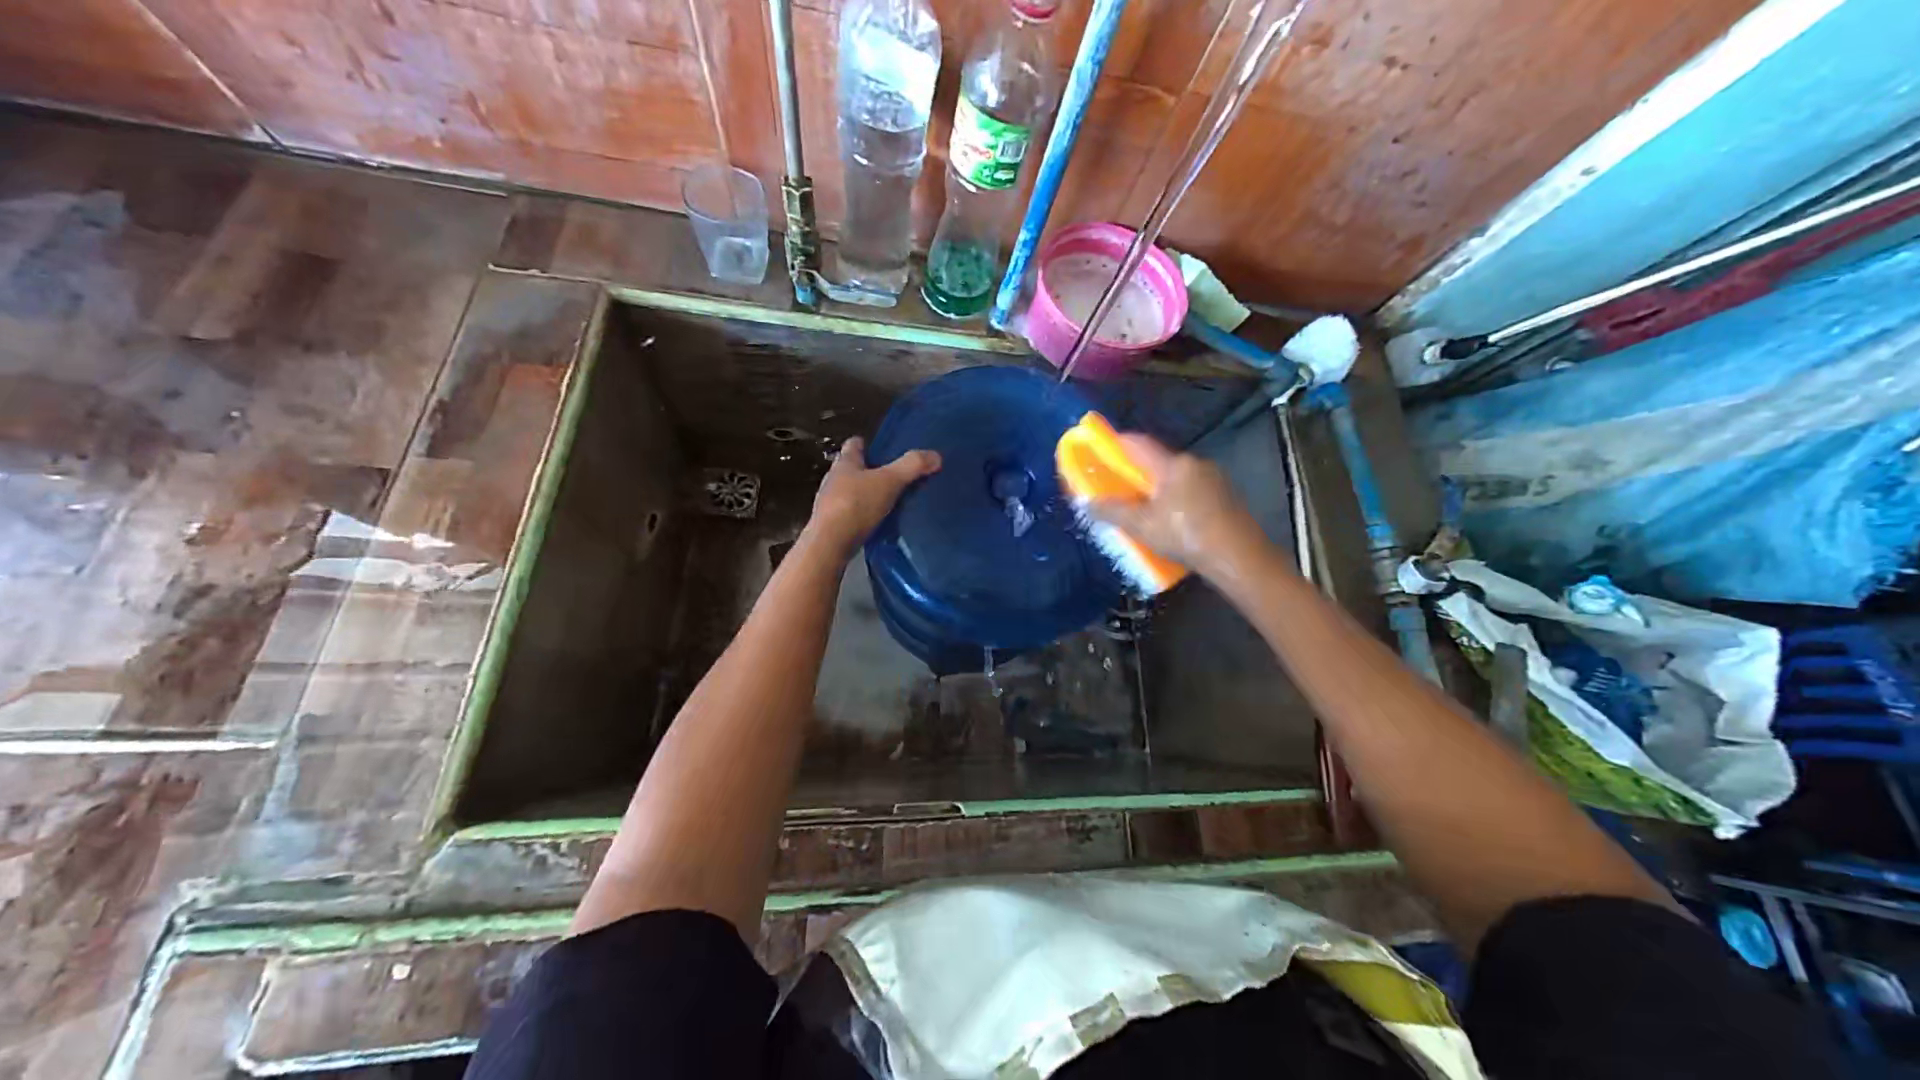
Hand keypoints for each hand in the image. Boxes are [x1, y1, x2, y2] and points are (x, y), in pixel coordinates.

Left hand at [805, 437, 941, 554]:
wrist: (830, 544)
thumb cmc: (856, 505)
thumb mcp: (889, 481)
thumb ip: (912, 467)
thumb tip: (936, 455)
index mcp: (845, 463)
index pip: (854, 445)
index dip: (867, 444)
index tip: (882, 448)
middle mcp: (833, 479)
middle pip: (852, 469)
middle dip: (870, 471)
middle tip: (893, 475)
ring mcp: (830, 503)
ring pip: (850, 492)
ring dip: (866, 494)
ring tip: (889, 500)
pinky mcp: (832, 525)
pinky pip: (851, 514)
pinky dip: (863, 515)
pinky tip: (878, 522)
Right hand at [1086, 433, 1267, 577]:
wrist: (1239, 557)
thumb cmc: (1186, 535)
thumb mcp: (1142, 526)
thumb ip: (1112, 511)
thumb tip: (1087, 501)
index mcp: (1172, 464)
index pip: (1137, 443)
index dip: (1116, 443)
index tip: (1099, 447)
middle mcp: (1194, 463)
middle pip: (1158, 461)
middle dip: (1137, 472)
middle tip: (1119, 486)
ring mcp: (1214, 478)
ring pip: (1177, 476)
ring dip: (1158, 487)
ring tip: (1144, 509)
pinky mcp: (1226, 496)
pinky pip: (1193, 489)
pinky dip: (1177, 498)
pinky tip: (1172, 520)